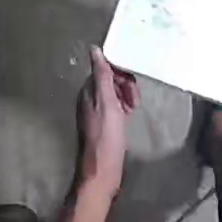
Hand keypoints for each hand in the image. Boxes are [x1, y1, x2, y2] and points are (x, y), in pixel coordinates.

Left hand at [76, 46, 138, 199]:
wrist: (102, 173)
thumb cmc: (105, 137)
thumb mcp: (107, 103)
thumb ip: (102, 75)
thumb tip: (94, 48)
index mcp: (88, 91)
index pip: (104, 68)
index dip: (120, 72)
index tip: (131, 84)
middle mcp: (90, 98)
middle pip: (110, 79)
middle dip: (125, 84)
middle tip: (133, 100)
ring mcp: (97, 111)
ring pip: (115, 91)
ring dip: (127, 95)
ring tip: (133, 107)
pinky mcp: (104, 122)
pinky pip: (116, 105)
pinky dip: (124, 105)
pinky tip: (130, 114)